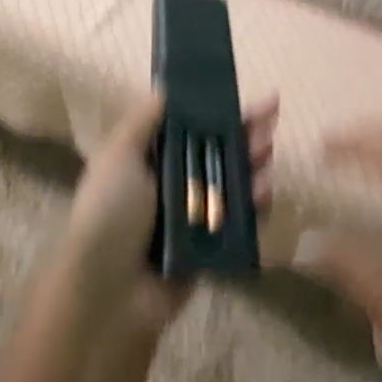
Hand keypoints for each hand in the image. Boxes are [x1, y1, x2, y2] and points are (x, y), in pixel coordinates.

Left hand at [63, 94, 277, 334]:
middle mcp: (172, 185)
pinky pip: (240, 222)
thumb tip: (165, 88)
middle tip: (272, 116)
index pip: (191, 126)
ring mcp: (193, 218)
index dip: (219, 110)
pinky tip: (264, 191)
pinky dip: (255, 205)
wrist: (110, 293)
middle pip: (218, 151)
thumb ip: (143, 121)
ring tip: (268, 152)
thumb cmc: (109, 214)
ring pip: (234, 183)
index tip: (247, 94)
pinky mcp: (211, 249)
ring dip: (254, 163)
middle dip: (246, 132)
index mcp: (148, 160)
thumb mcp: (117, 156)